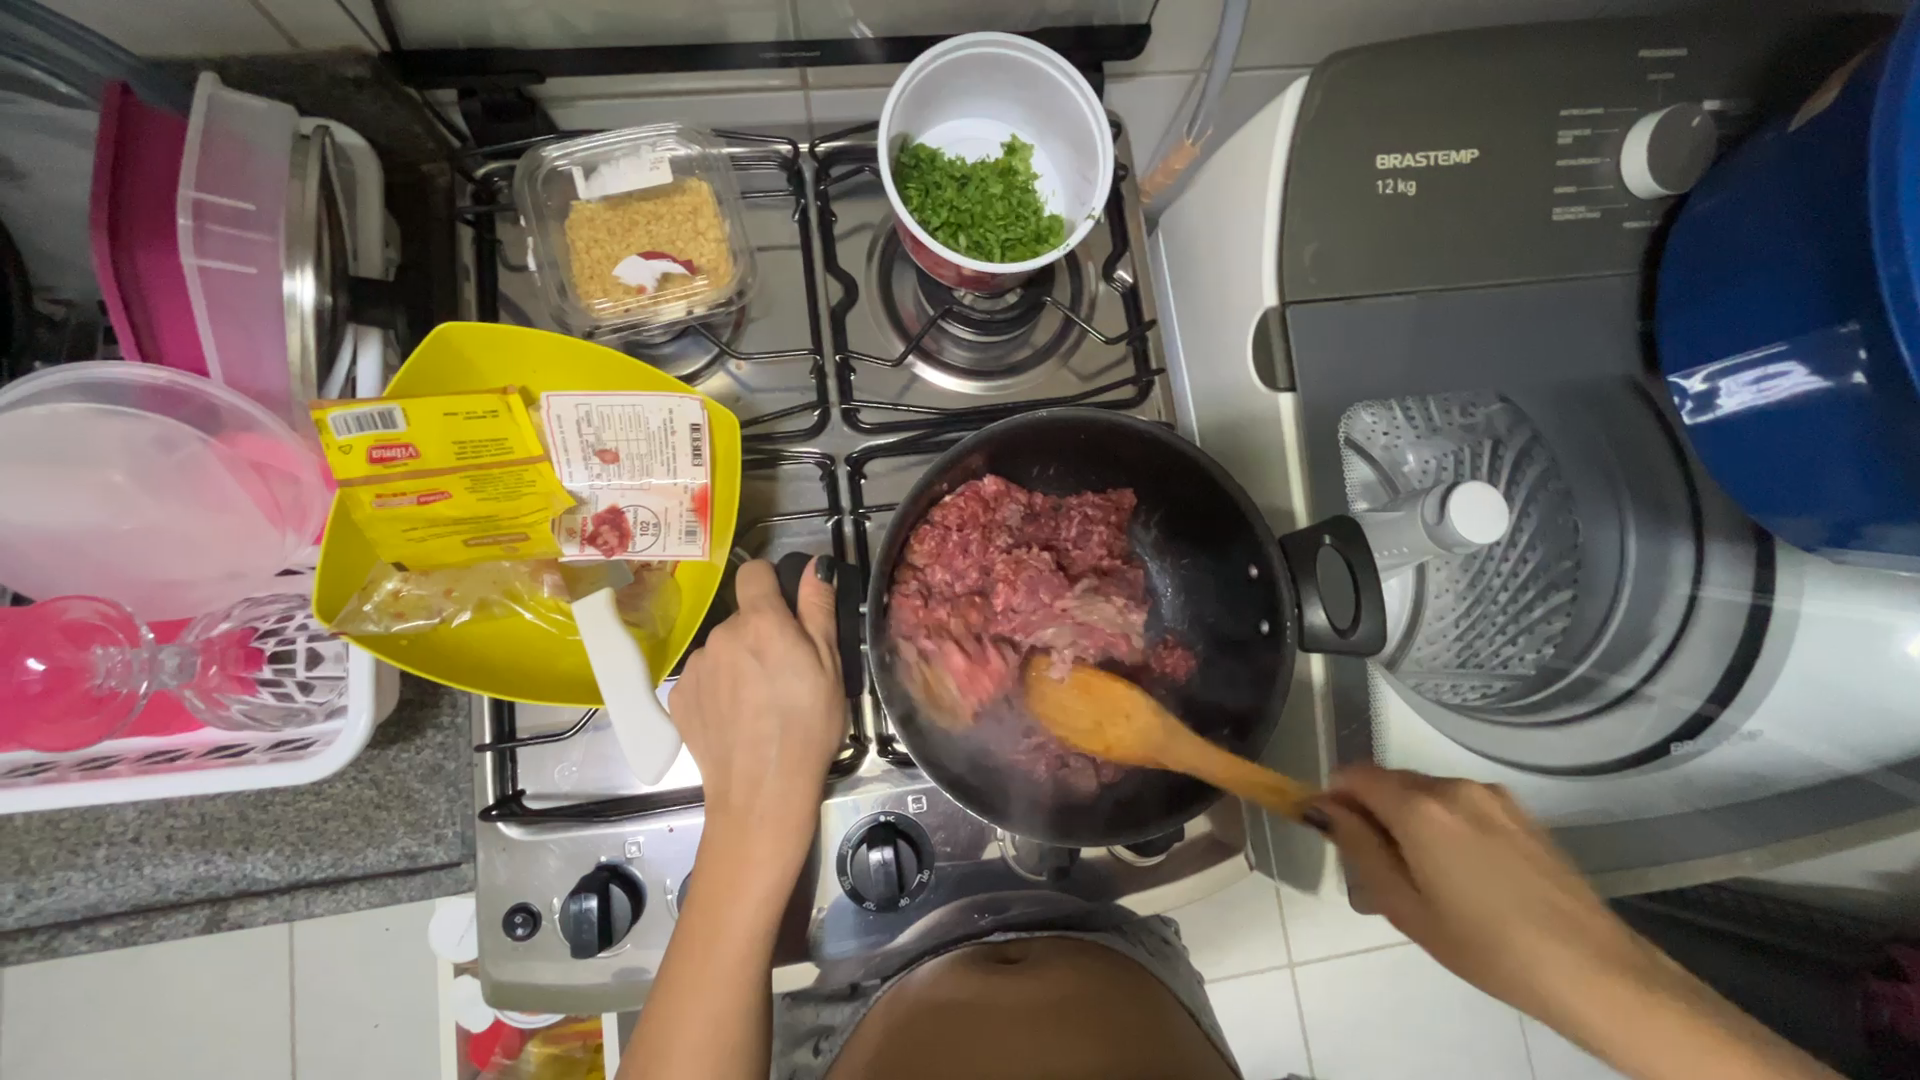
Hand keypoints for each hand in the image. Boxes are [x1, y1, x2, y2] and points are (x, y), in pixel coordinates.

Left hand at [669, 557, 844, 868]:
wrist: (762, 790)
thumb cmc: (808, 724)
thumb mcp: (830, 664)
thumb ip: (818, 608)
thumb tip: (815, 564)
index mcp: (761, 622)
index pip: (754, 572)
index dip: (771, 582)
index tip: (785, 607)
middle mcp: (720, 635)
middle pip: (740, 617)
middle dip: (760, 632)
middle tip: (784, 670)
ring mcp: (695, 667)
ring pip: (721, 648)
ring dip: (737, 660)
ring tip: (760, 700)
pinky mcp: (679, 698)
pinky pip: (703, 678)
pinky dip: (718, 688)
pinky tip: (737, 717)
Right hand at [1313, 767, 1666, 1029]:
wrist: (1595, 972)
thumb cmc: (1486, 947)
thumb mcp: (1403, 905)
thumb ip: (1357, 846)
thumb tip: (1323, 807)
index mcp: (1419, 806)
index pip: (1353, 774)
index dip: (1334, 797)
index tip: (1334, 835)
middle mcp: (1453, 787)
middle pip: (1389, 781)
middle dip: (1371, 812)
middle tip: (1377, 869)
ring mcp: (1493, 797)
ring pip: (1425, 793)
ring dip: (1408, 820)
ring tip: (1424, 878)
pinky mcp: (1521, 814)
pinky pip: (1460, 805)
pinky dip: (1444, 825)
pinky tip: (1463, 876)